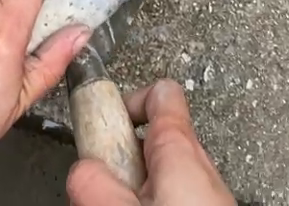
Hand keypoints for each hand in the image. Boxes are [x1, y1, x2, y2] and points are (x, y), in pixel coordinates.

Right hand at [66, 80, 233, 205]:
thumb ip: (94, 185)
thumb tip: (81, 171)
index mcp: (179, 150)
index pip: (160, 94)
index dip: (128, 102)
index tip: (105, 126)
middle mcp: (199, 168)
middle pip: (153, 141)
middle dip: (124, 162)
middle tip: (105, 189)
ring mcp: (207, 197)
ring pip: (163, 179)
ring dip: (137, 193)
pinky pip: (176, 202)